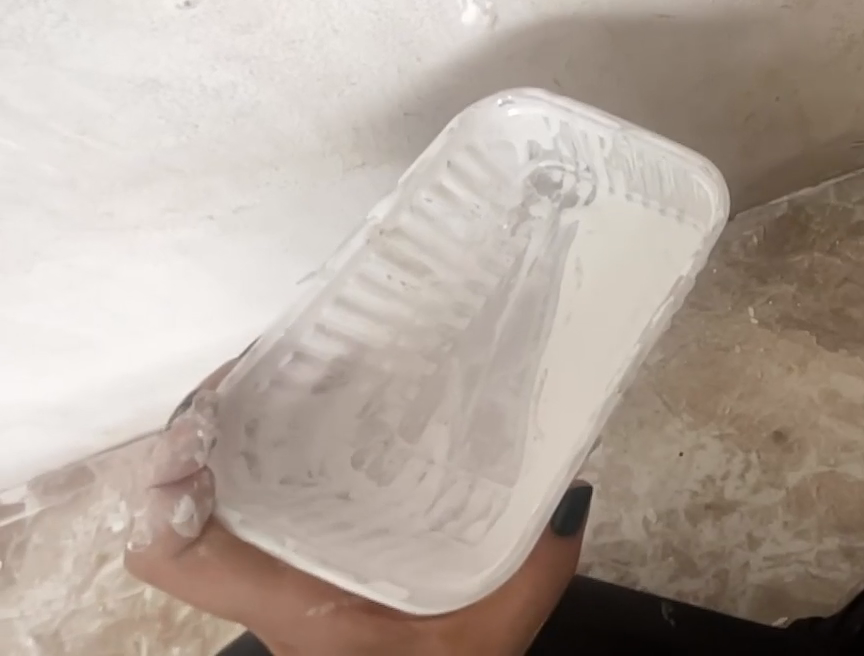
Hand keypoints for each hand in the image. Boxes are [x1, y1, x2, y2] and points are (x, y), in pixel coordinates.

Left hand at [124, 361, 588, 655]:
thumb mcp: (497, 630)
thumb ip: (538, 565)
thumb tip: (569, 490)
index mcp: (297, 600)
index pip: (179, 553)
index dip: (169, 485)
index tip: (215, 413)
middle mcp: (277, 579)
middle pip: (196, 504)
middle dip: (220, 427)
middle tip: (291, 361)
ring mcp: (295, 567)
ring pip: (241, 496)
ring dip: (257, 434)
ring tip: (324, 367)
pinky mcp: (325, 557)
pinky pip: (291, 500)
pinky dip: (304, 452)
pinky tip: (365, 411)